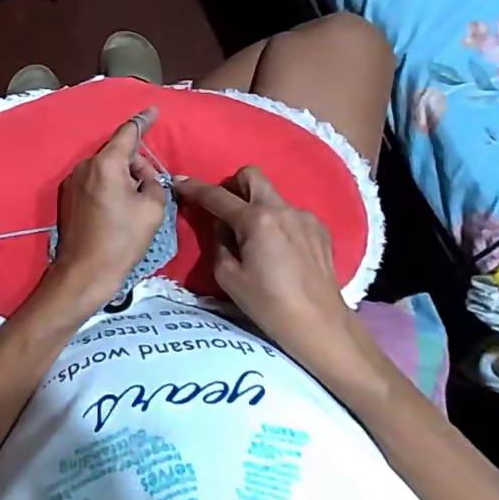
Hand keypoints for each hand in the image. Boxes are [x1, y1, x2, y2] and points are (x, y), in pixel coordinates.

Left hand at [51, 108, 167, 299]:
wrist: (84, 272)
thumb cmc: (121, 240)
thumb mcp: (152, 209)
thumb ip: (154, 182)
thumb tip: (145, 177)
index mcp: (106, 164)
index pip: (128, 132)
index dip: (144, 120)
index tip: (154, 110)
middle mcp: (85, 166)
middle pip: (118, 152)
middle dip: (138, 164)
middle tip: (153, 188)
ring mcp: (73, 181)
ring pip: (107, 167)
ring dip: (124, 176)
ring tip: (137, 203)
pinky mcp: (69, 197)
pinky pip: (96, 181)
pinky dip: (111, 186)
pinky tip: (120, 209)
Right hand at [174, 167, 350, 353]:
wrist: (319, 324)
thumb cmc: (267, 304)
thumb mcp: (228, 276)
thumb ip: (218, 242)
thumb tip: (220, 225)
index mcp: (256, 220)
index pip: (217, 196)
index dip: (194, 187)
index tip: (179, 181)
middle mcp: (281, 209)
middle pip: (250, 175)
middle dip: (232, 185)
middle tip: (224, 209)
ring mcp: (304, 216)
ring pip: (272, 196)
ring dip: (256, 207)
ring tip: (254, 239)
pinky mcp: (319, 228)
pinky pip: (289, 214)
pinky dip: (277, 223)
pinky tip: (279, 251)